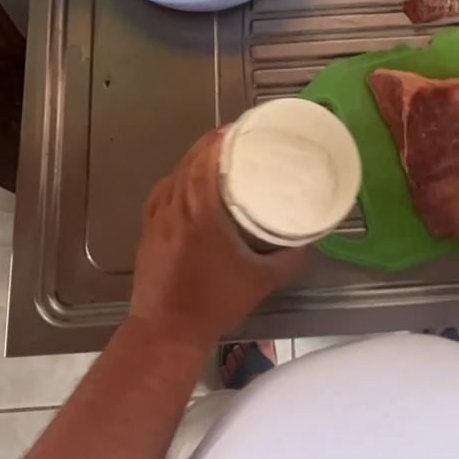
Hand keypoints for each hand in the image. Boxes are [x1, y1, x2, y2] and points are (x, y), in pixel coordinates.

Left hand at [127, 126, 308, 349]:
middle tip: (235, 137)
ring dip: (193, 160)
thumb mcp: (260, 282)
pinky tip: (188, 183)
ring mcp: (158, 219)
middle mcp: (176, 208)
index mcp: (201, 213)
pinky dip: (177, 179)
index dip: (220, 139)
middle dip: (210, 144)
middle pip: (189, 162)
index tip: (239, 127)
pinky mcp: (148, 231)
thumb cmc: (214, 303)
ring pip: (174, 176)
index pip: (205, 162)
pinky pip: (162, 193)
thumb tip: (309, 242)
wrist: (166, 331)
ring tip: (216, 155)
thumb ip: (290, 260)